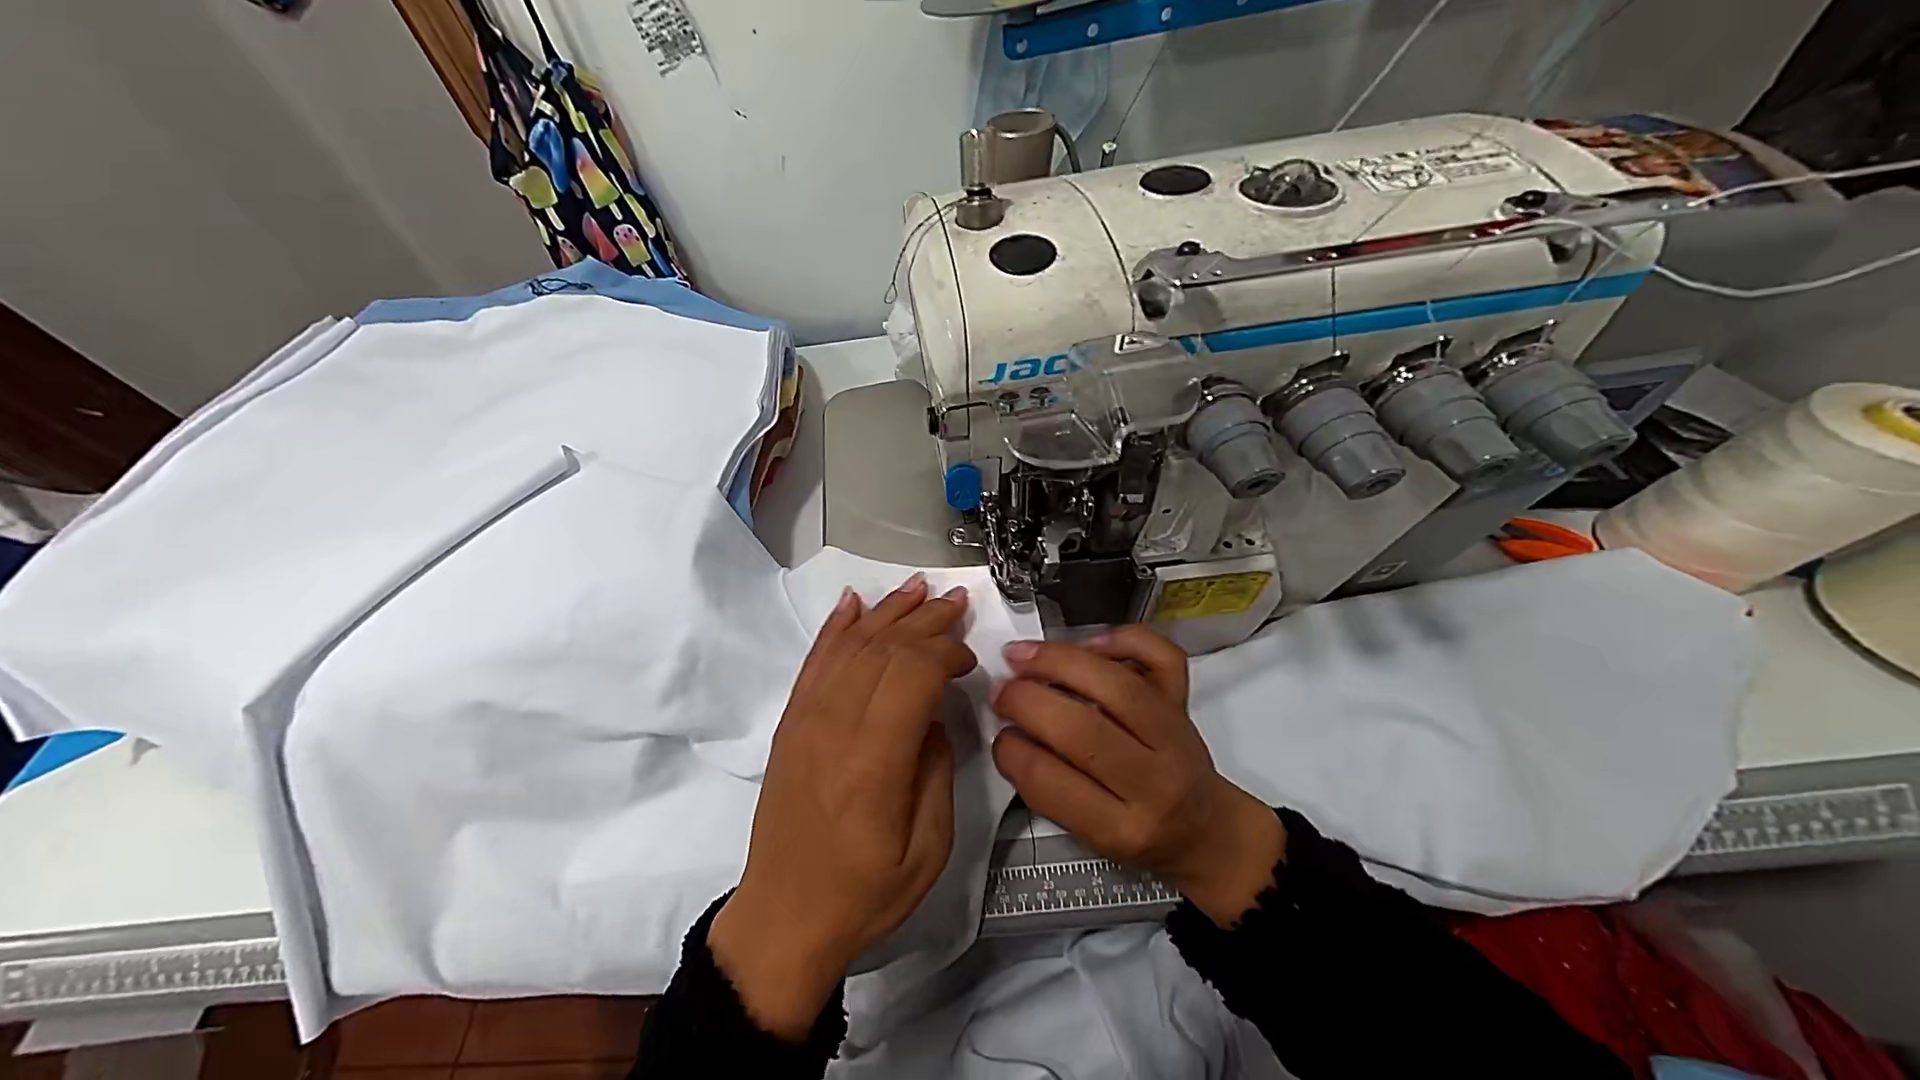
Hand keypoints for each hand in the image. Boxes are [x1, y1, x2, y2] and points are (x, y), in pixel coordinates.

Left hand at [708, 574, 975, 1039]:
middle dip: (925, 620)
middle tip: (956, 603)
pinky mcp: (789, 724)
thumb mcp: (928, 847)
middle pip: (883, 650)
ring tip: (918, 588)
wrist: (784, 916)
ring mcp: (804, 720)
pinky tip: (854, 603)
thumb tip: (934, 714)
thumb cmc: (865, 891)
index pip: (912, 674)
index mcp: (873, 762)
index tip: (969, 660)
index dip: (945, 652)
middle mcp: (834, 727)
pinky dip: (836, 627)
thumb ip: (937, 769)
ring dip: (887, 612)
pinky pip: (814, 662)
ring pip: (850, 646)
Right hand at [989, 625, 1285, 927]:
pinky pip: (1164, 658)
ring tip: (1022, 655)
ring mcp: (1175, 736)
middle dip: (1028, 701)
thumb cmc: (1139, 831)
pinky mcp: (1185, 703)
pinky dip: (1125, 640)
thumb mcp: (1089, 834)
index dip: (1012, 751)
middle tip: (1000, 690)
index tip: (998, 733)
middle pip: (1085, 732)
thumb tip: (1011, 732)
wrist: (1204, 829)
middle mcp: (1155, 783)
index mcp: (1122, 828)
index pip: (1054, 784)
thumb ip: (1048, 789)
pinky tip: (1091, 645)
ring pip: (1118, 687)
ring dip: (1060, 663)